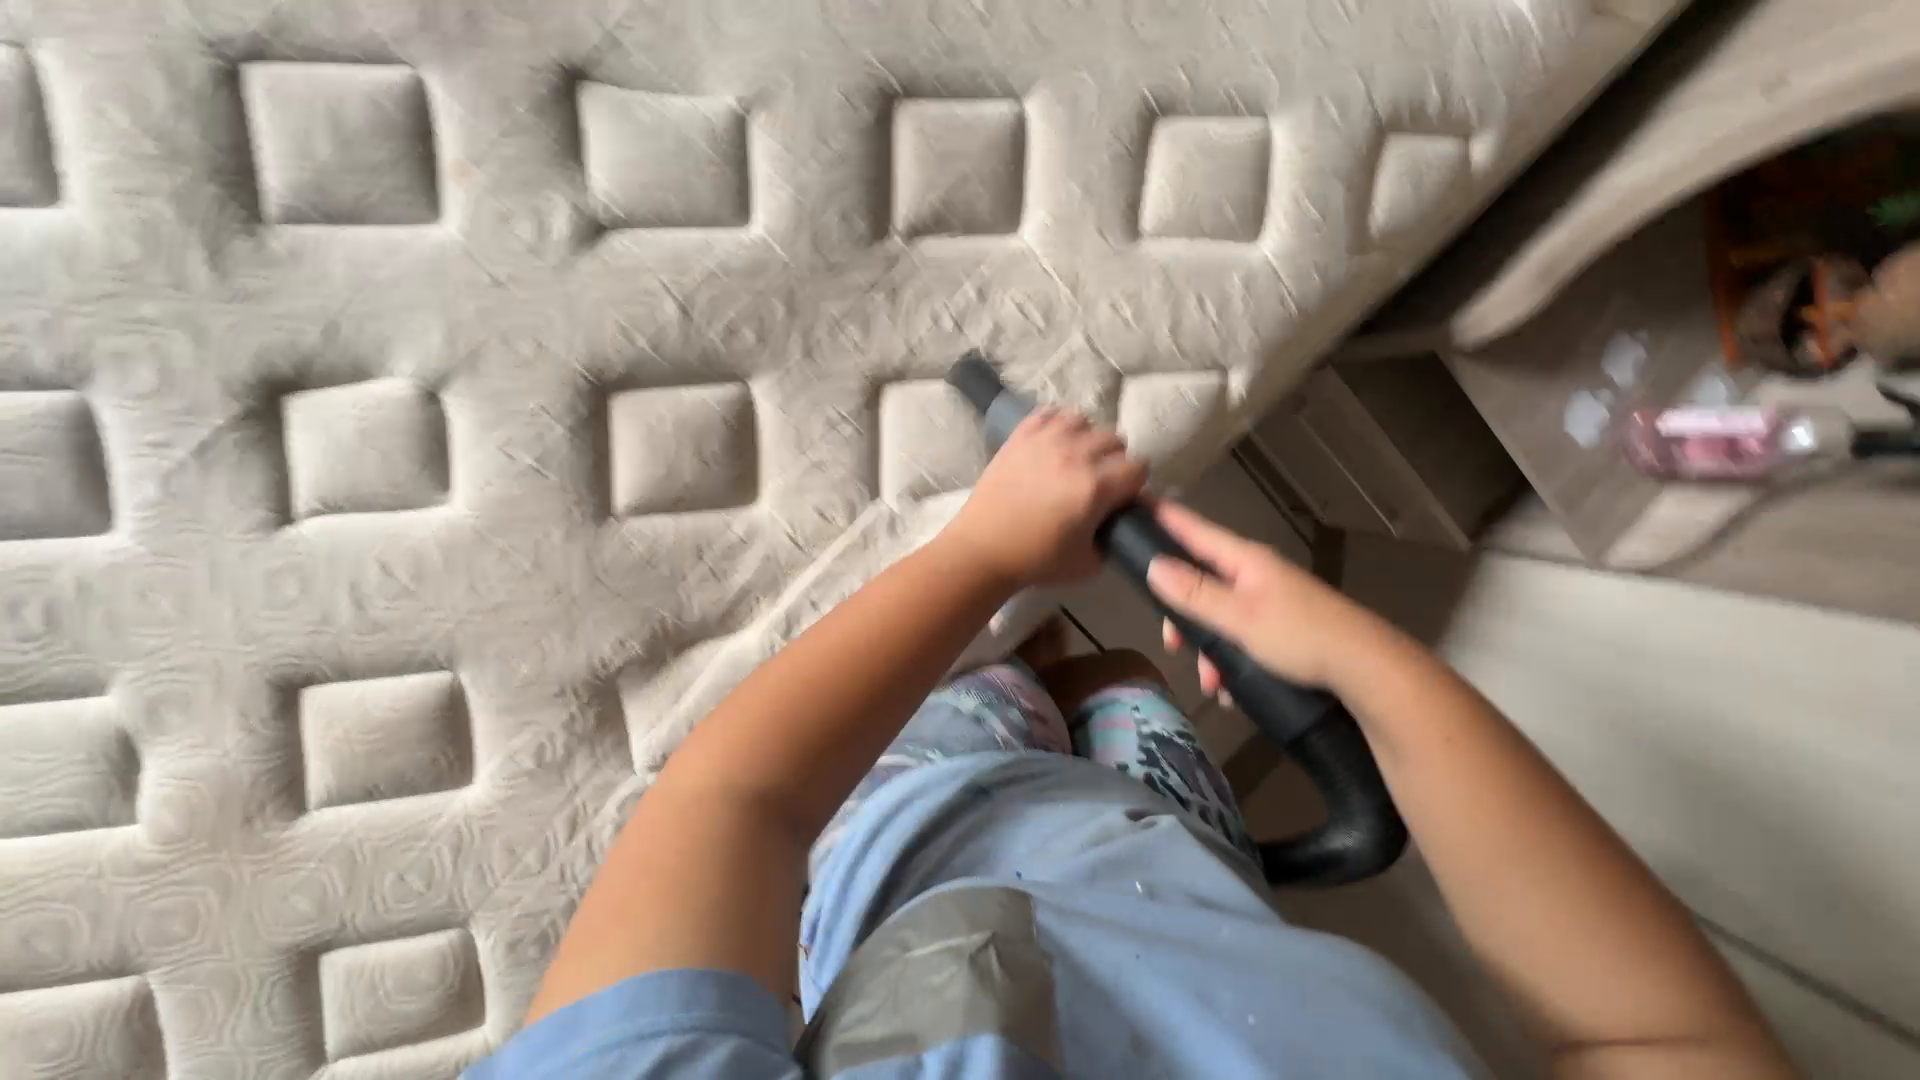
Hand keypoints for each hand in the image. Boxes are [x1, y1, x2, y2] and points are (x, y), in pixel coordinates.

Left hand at [942, 407, 1147, 586]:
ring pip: (1085, 420)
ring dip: (1086, 438)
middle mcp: (1075, 455)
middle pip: (1114, 439)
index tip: (1122, 497)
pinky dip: (1057, 424)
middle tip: (1099, 480)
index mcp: (1096, 486)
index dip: (1134, 484)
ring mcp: (1045, 440)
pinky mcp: (1020, 436)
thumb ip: (1113, 539)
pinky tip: (1053, 444)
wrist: (983, 550)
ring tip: (1075, 459)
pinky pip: (1050, 413)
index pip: (1138, 467)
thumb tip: (1120, 521)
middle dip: (1114, 460)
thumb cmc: (1036, 560)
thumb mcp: (1089, 563)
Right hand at [1147, 500, 1383, 693]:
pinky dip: (1230, 661)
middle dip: (1182, 617)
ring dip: (1208, 651)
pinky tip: (1231, 689)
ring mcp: (1269, 600)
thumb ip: (1194, 593)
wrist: (1366, 668)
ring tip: (1213, 685)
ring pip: (1218, 617)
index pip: (1194, 529)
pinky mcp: (1281, 627)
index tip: (1134, 499)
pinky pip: (1240, 637)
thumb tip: (1152, 565)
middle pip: (1200, 582)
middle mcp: (1254, 574)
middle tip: (1172, 645)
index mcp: (1244, 560)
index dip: (1163, 516)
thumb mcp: (1239, 617)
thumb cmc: (1300, 635)